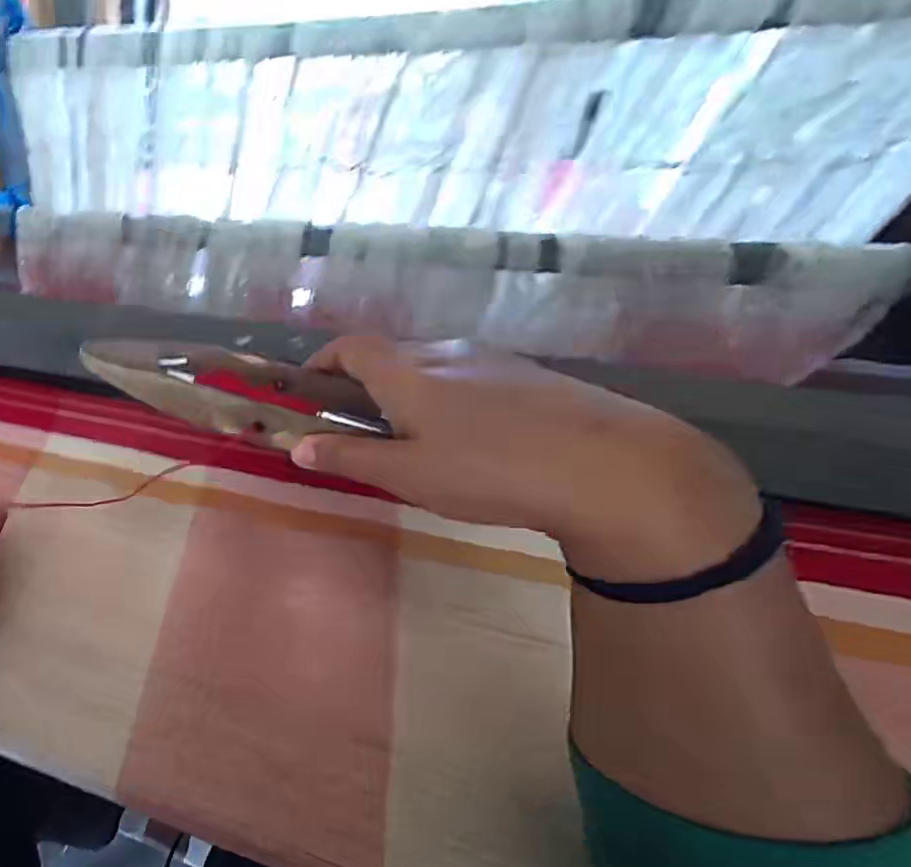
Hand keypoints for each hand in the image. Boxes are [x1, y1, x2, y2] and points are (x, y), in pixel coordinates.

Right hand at [290, 337, 762, 581]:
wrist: (614, 468)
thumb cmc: (490, 472)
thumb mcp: (406, 474)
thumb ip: (348, 456)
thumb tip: (296, 445)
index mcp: (410, 373)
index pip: (351, 348)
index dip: (322, 362)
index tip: (307, 389)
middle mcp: (449, 354)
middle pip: (390, 355)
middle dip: (360, 383)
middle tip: (353, 426)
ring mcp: (496, 361)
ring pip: (432, 366)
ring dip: (404, 390)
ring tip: (409, 436)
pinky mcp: (532, 376)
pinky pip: (469, 377)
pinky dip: (445, 397)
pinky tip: (465, 438)